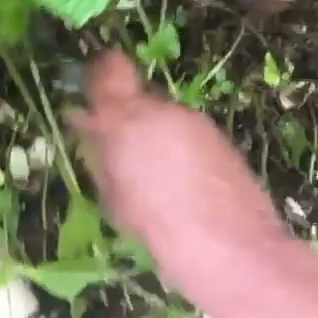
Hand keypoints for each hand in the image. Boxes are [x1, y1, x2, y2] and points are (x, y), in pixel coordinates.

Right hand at [69, 52, 317, 317]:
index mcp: (123, 117)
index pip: (109, 68)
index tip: (96, 98)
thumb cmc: (159, 228)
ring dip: (157, 135)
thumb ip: (98, 152)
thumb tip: (84, 123)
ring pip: (163, 116)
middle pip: (136, 96)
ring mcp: (191, 119)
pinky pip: (186, 132)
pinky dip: (181, 148)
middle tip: (126, 154)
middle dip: (129, 118)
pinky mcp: (218, 134)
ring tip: (161, 177)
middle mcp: (158, 108)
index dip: (102, 76)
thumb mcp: (114, 196)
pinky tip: (187, 184)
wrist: (234, 250)